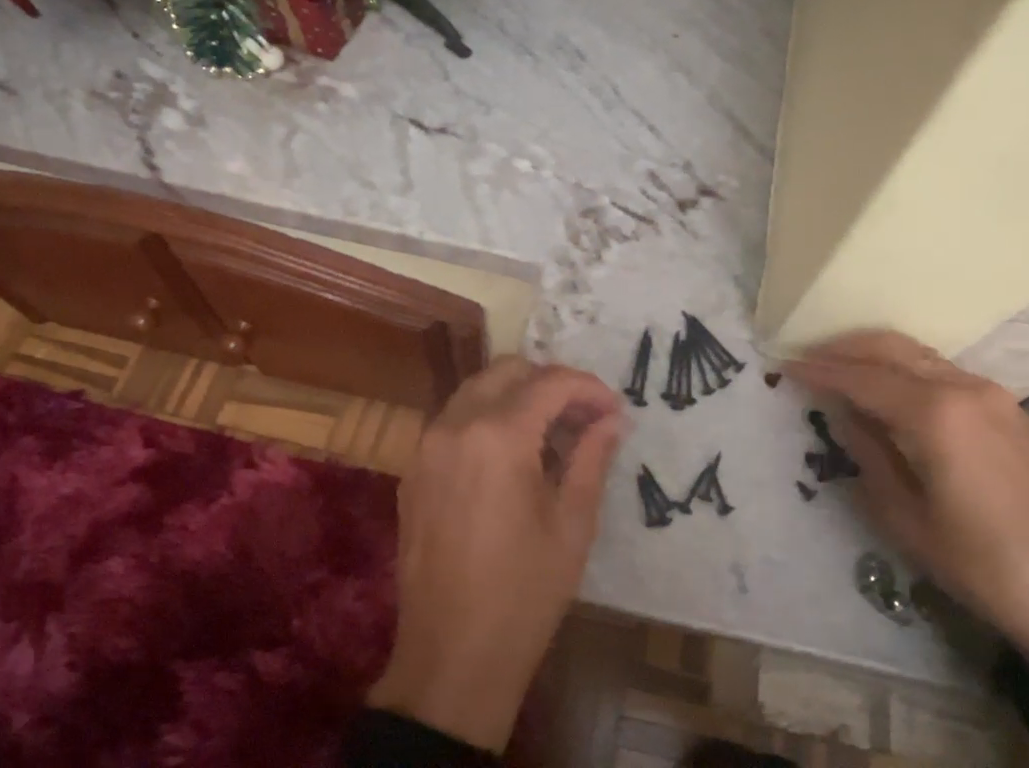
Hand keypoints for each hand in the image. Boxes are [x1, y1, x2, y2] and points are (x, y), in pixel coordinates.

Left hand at [367, 358, 625, 750]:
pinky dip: (487, 420)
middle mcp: (454, 427)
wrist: (452, 658)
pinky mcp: (413, 473)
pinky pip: (453, 422)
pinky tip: (513, 458)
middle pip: (507, 371)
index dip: (589, 388)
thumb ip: (592, 458)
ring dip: (517, 398)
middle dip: (551, 384)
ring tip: (552, 436)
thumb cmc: (524, 594)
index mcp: (497, 436)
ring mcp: (426, 448)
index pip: (549, 382)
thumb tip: (612, 419)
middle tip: (584, 418)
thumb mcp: (573, 525)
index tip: (615, 410)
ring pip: (476, 391)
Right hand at [788, 331, 1028, 675]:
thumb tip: (843, 415)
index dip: (821, 371)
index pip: (863, 378)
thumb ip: (869, 454)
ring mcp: (991, 395)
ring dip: (876, 356)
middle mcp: (965, 388)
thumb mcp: (905, 517)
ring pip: (919, 355)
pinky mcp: (1006, 409)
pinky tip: (885, 392)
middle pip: (892, 349)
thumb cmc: (978, 564)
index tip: (785, 366)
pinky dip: (906, 371)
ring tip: (838, 371)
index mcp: (936, 414)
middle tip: (807, 359)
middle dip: (846, 349)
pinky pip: (942, 372)